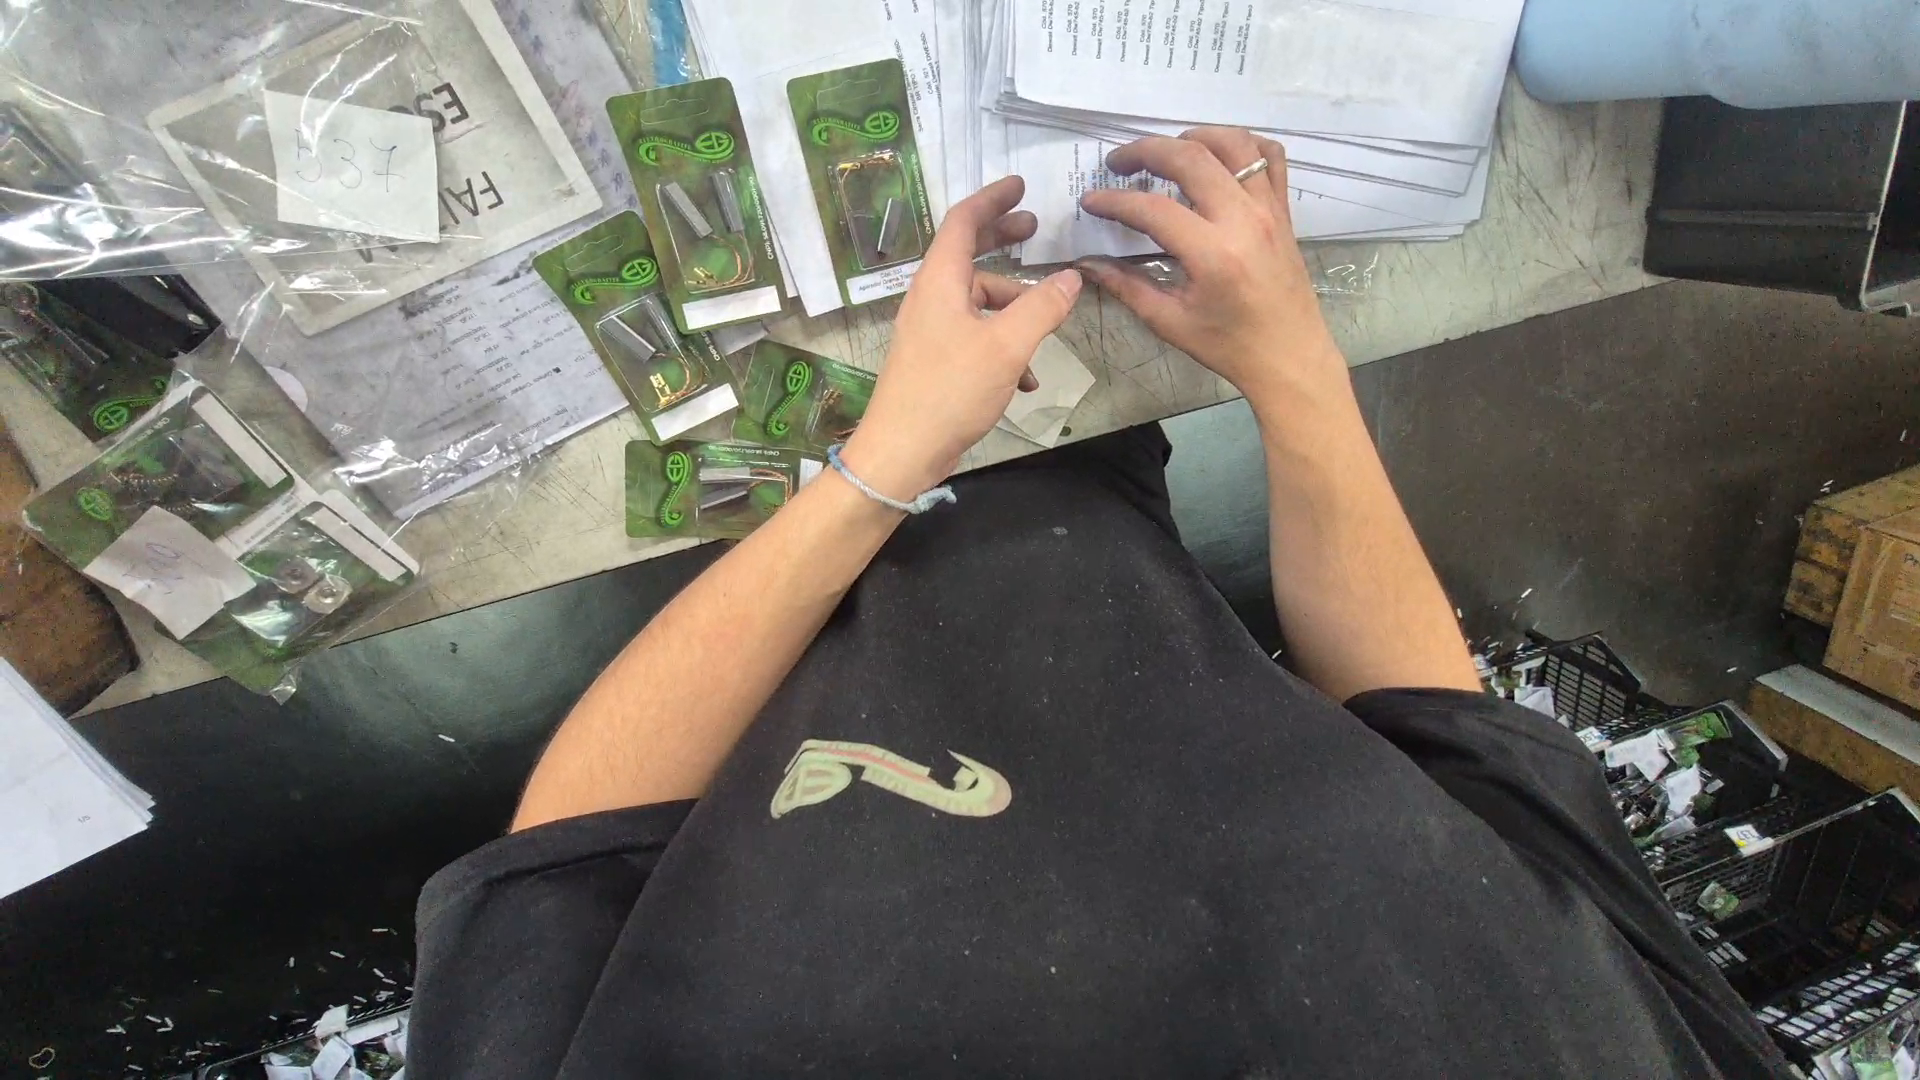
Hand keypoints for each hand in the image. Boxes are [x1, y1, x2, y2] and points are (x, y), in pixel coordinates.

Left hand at [839, 176, 1082, 500]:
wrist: (903, 451)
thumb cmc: (950, 391)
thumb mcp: (1007, 347)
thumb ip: (1042, 308)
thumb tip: (1071, 277)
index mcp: (940, 282)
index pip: (964, 222)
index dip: (993, 199)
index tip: (1020, 186)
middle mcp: (930, 299)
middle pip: (969, 257)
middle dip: (1002, 241)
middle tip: (1034, 229)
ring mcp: (929, 332)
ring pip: (977, 305)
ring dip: (1012, 312)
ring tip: (1044, 334)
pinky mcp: (933, 363)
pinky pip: (972, 339)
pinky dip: (1000, 347)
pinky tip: (1024, 380)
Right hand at [1078, 128, 1349, 416]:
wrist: (1288, 354)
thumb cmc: (1227, 345)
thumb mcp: (1170, 322)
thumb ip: (1127, 286)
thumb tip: (1088, 265)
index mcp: (1213, 254)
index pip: (1153, 209)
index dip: (1115, 201)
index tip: (1091, 201)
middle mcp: (1244, 219)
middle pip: (1191, 157)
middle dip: (1146, 150)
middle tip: (1118, 162)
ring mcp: (1269, 208)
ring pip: (1233, 144)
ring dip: (1193, 137)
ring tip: (1166, 151)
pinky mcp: (1283, 209)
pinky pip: (1268, 156)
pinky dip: (1241, 145)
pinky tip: (1217, 157)